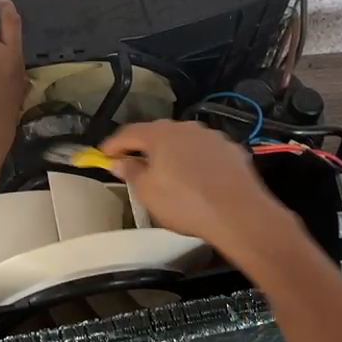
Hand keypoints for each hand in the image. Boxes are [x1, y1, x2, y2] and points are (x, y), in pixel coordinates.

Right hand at [99, 120, 306, 266]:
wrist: (239, 213)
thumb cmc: (185, 203)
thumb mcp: (148, 192)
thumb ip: (131, 171)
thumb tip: (118, 160)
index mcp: (160, 134)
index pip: (129, 133)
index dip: (113, 144)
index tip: (102, 155)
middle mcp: (186, 128)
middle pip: (157, 133)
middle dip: (143, 146)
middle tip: (132, 162)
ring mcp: (211, 136)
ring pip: (183, 141)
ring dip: (171, 152)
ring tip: (166, 171)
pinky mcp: (231, 149)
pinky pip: (205, 152)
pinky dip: (195, 160)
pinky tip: (196, 178)